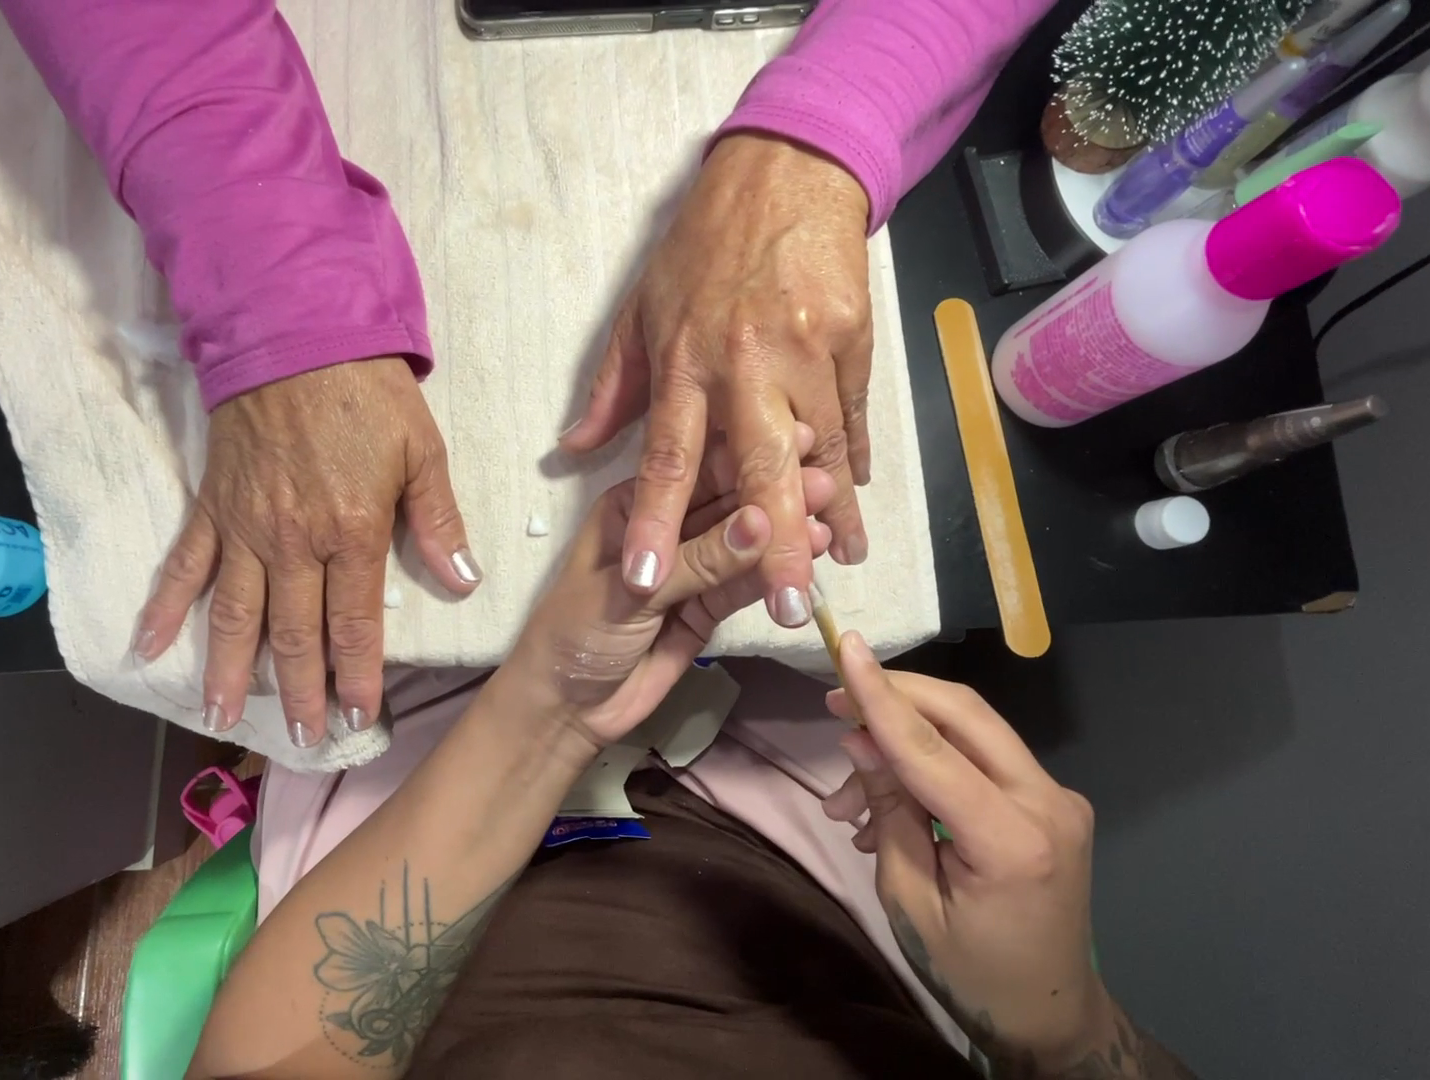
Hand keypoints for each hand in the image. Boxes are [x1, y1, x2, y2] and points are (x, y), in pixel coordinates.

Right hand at [133, 358, 478, 746]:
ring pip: (237, 615)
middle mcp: (295, 542)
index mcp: (353, 532)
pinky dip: (165, 608)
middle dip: (302, 691)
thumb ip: (439, 522)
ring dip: (232, 671)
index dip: (360, 674)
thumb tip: (464, 580)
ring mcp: (245, 528)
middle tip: (304, 737)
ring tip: (225, 716)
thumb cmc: (370, 395)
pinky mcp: (212, 506)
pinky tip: (146, 648)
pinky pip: (184, 565)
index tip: (361, 715)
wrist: (297, 335)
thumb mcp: (423, 454)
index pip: (356, 622)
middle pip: (296, 633)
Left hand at [497, 426, 836, 750]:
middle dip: (773, 495)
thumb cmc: (577, 634)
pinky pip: (742, 586)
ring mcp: (689, 570)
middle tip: (826, 480)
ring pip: (741, 547)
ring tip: (830, 518)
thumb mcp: (631, 591)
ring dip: (782, 536)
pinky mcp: (706, 609)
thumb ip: (698, 561)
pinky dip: (773, 575)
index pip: (692, 476)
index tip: (792, 442)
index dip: (742, 460)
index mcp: (634, 506)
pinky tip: (810, 557)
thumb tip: (763, 522)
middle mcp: (665, 530)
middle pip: (726, 508)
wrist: (565, 709)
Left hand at [560, 133, 873, 629]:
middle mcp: (744, 366)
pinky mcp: (851, 346)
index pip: (665, 457)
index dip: (655, 524)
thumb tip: (572, 449)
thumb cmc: (702, 247)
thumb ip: (611, 387)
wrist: (787, 172)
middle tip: (785, 609)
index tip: (647, 583)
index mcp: (684, 362)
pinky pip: (852, 419)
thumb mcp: (641, 309)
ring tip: (838, 568)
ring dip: (828, 515)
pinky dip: (854, 465)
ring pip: (819, 451)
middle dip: (771, 543)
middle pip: (758, 467)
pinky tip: (857, 506)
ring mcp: (805, 355)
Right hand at [822, 632, 1112, 1074]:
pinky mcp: (1048, 799)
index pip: (930, 748)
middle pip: (963, 714)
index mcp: (1012, 840)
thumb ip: (889, 810)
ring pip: (970, 729)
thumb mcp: (911, 900)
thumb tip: (859, 741)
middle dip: (895, 695)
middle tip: (834, 702)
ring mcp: (1055, 797)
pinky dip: (928, 761)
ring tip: (846, 796)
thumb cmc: (971, 974)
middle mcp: (1047, 803)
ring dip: (903, 739)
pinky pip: (979, 757)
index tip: (846, 646)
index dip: (880, 695)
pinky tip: (886, 800)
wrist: (1050, 1017)